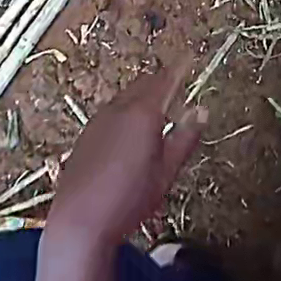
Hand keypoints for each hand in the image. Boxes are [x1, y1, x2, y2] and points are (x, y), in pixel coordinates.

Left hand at [46, 70, 207, 253]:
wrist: (78, 222)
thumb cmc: (129, 198)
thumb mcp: (166, 171)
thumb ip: (185, 137)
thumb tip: (202, 111)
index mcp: (143, 113)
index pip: (165, 80)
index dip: (179, 69)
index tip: (189, 58)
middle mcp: (119, 109)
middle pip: (144, 84)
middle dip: (162, 83)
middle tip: (178, 92)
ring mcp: (98, 121)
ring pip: (126, 98)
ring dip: (144, 98)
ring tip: (157, 118)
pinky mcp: (86, 136)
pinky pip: (112, 112)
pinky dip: (127, 112)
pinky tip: (131, 137)